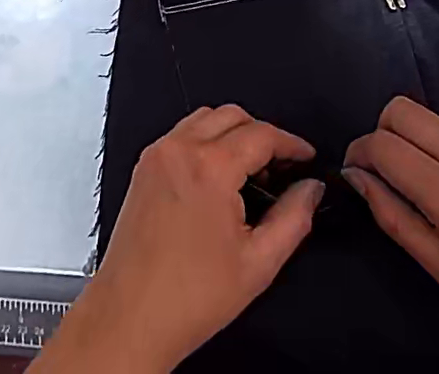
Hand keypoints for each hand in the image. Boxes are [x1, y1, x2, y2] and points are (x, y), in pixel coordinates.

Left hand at [31, 106, 324, 373]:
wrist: (128, 322)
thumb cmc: (184, 299)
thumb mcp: (259, 263)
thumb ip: (295, 217)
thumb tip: (310, 189)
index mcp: (210, 168)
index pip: (263, 134)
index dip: (292, 143)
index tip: (305, 156)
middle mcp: (180, 151)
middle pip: (235, 116)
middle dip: (263, 135)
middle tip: (281, 165)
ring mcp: (158, 156)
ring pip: (207, 118)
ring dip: (234, 133)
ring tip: (250, 171)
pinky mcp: (144, 168)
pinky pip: (184, 133)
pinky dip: (207, 140)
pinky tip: (218, 177)